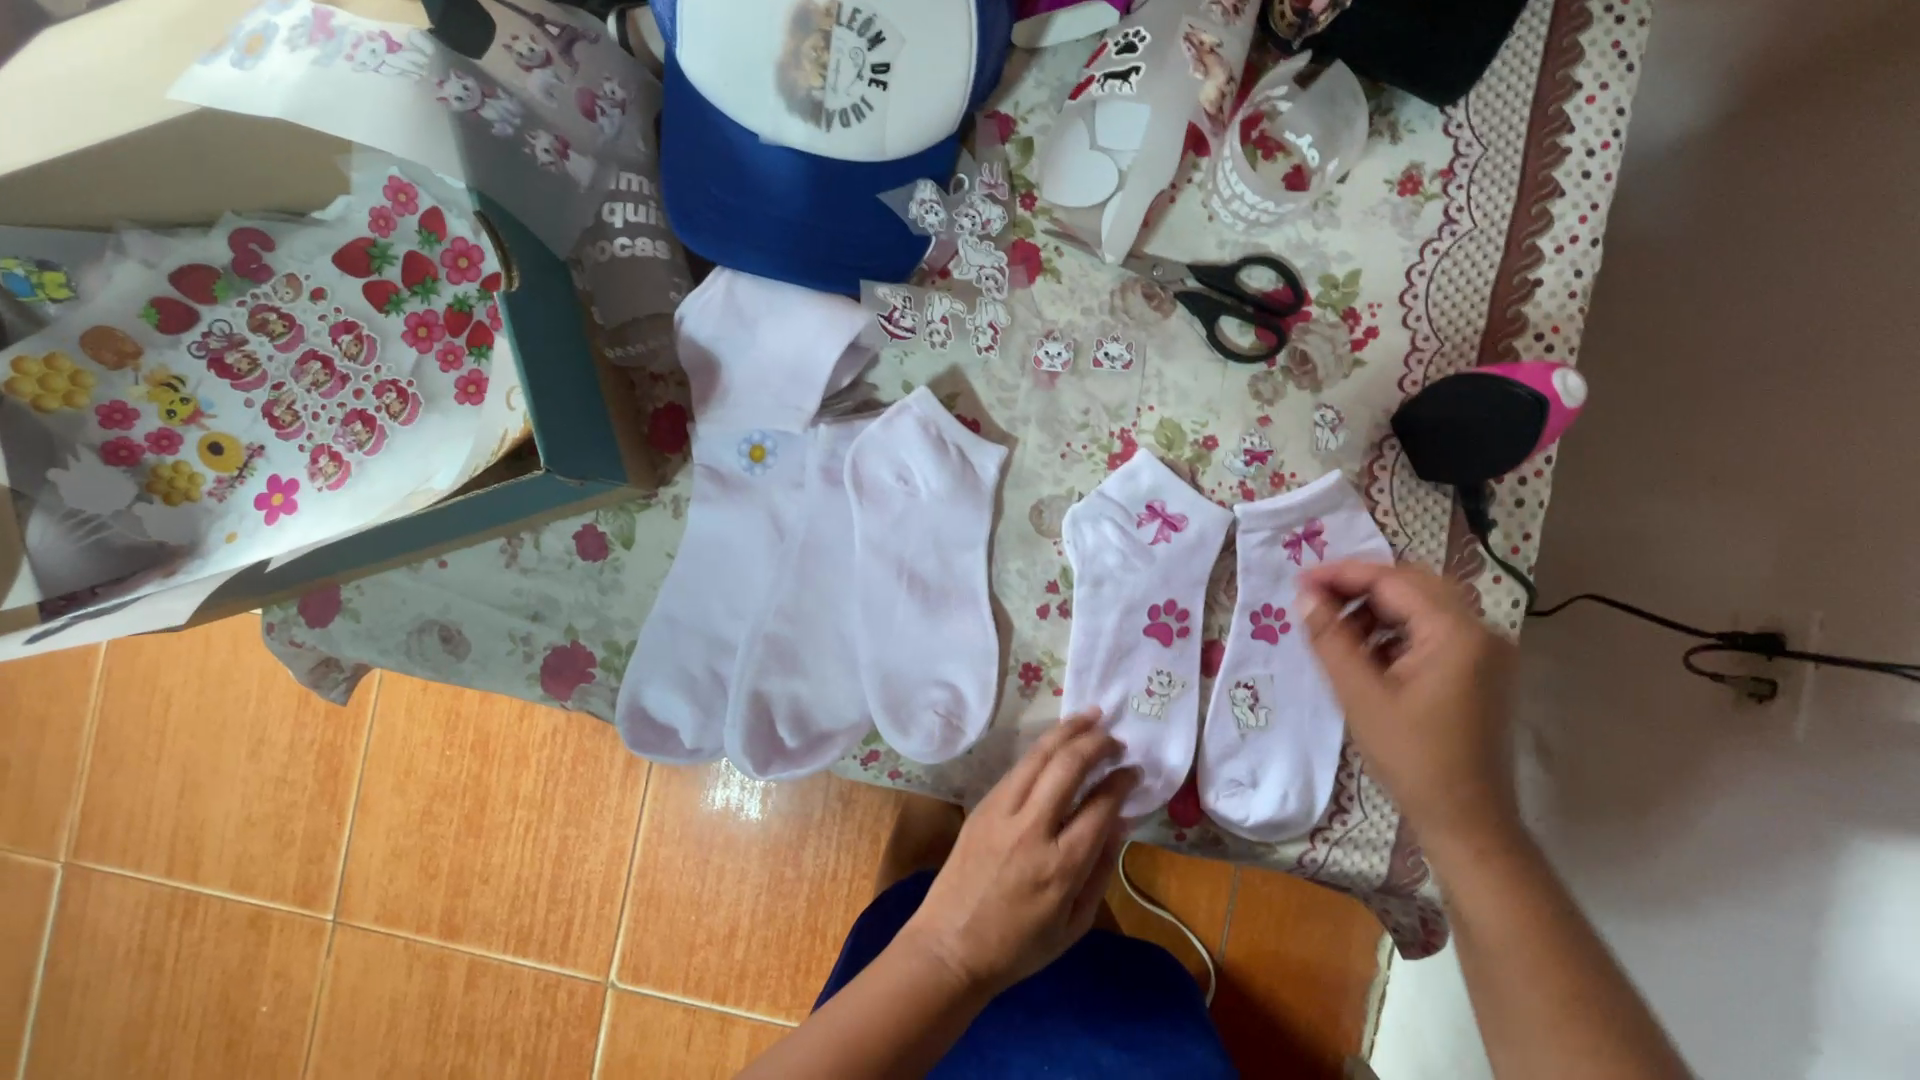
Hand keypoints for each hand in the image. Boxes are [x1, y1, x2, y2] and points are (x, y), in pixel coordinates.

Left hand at [899, 712, 1137, 995]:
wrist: (950, 947)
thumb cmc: (1018, 947)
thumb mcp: (1074, 924)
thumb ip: (1100, 870)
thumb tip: (1120, 822)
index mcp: (1061, 866)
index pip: (1101, 805)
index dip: (1122, 782)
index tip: (1134, 771)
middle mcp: (1031, 830)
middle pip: (1068, 767)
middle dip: (1097, 744)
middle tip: (1115, 739)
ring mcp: (1001, 814)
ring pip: (1038, 757)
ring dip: (1067, 732)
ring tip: (1090, 716)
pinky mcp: (981, 808)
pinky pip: (1016, 770)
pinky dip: (1040, 750)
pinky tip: (1055, 742)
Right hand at [1299, 561, 1520, 859]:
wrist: (1467, 820)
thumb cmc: (1412, 758)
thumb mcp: (1360, 696)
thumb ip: (1331, 639)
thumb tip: (1305, 596)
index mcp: (1457, 633)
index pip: (1394, 581)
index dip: (1342, 575)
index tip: (1299, 581)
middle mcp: (1480, 632)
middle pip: (1414, 585)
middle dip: (1361, 587)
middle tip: (1315, 599)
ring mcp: (1486, 653)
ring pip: (1424, 607)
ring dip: (1378, 610)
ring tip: (1335, 629)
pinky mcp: (1481, 672)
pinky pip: (1434, 633)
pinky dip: (1397, 632)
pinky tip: (1365, 653)